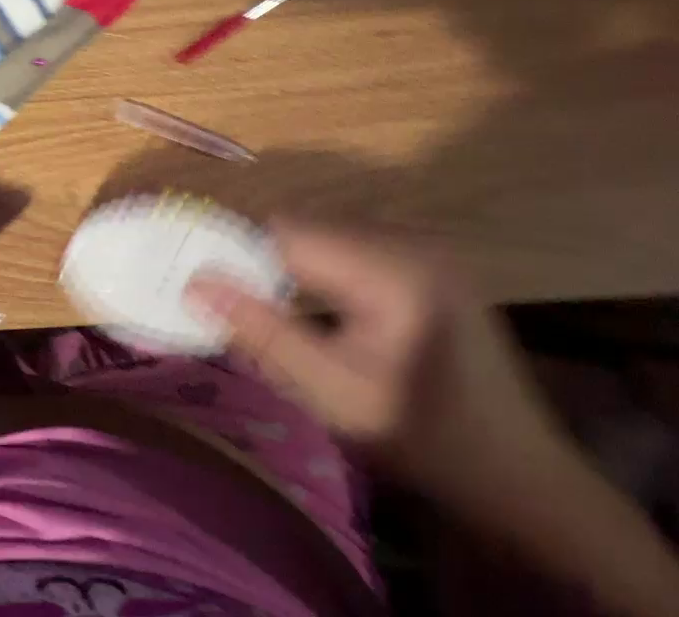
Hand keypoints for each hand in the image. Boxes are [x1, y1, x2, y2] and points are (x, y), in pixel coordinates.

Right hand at [187, 222, 568, 488]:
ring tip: (254, 306)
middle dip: (254, 260)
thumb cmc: (420, 436)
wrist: (518, 474)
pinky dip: (312, 269)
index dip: (230, 250)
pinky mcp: (428, 265)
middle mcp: (414, 244)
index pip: (284, 233)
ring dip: (280, 265)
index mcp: (394, 272)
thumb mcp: (331, 392)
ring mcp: (427, 252)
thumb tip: (190, 282)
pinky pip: (345, 248)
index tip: (187, 276)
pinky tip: (304, 307)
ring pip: (318, 236)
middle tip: (217, 299)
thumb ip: (261, 332)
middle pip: (300, 229)